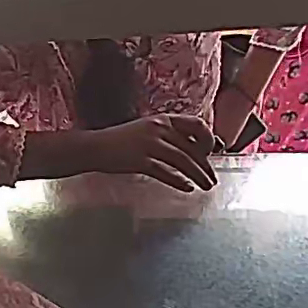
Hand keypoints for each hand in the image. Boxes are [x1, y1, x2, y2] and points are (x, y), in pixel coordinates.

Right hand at [87, 114, 218, 191]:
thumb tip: (190, 149)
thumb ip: (168, 135)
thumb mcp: (147, 130)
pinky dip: (179, 181)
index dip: (208, 139)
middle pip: (192, 148)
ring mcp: (149, 145)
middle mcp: (159, 129)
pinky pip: (166, 172)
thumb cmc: (121, 141)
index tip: (210, 154)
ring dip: (198, 175)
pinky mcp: (140, 161)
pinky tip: (188, 188)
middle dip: (206, 166)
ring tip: (206, 186)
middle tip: (212, 179)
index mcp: (163, 119)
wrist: (95, 147)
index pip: (197, 125)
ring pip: (183, 161)